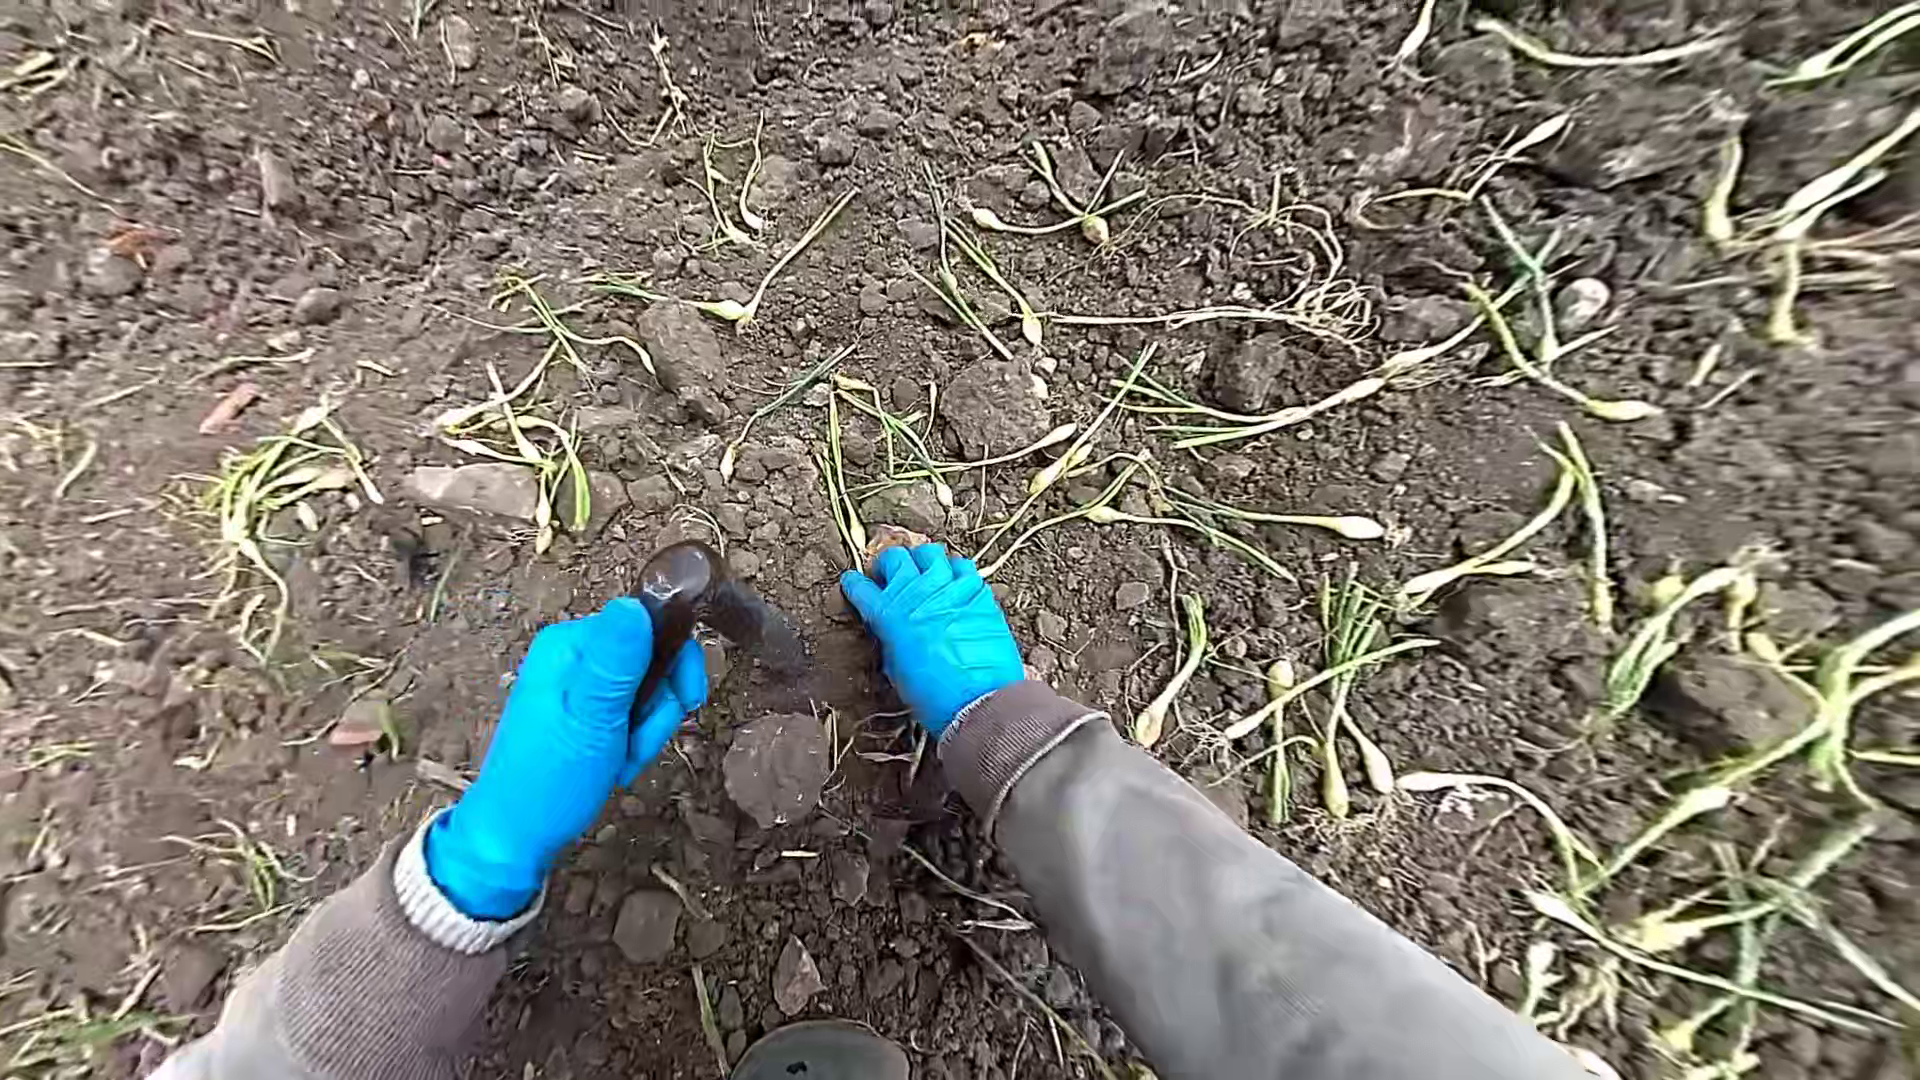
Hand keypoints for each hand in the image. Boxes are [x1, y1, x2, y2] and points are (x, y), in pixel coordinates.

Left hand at [425, 598, 707, 918]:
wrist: (517, 838)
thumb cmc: (550, 778)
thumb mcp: (591, 717)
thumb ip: (616, 661)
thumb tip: (636, 604)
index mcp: (573, 643)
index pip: (653, 625)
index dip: (676, 663)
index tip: (681, 700)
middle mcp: (581, 654)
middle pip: (659, 657)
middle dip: (662, 703)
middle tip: (641, 738)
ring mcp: (588, 682)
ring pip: (656, 687)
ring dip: (652, 727)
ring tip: (624, 755)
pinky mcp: (594, 707)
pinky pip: (641, 708)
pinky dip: (641, 736)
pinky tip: (620, 758)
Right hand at [840, 544, 1024, 735]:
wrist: (978, 699)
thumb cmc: (935, 695)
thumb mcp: (896, 668)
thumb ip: (890, 637)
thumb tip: (891, 627)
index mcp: (888, 615)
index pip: (861, 586)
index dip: (856, 583)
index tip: (856, 582)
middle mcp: (915, 593)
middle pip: (896, 557)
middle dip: (891, 564)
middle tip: (893, 575)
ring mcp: (948, 587)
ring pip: (931, 552)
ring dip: (924, 561)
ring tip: (927, 574)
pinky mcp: (976, 591)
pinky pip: (963, 567)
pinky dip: (956, 572)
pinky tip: (956, 584)